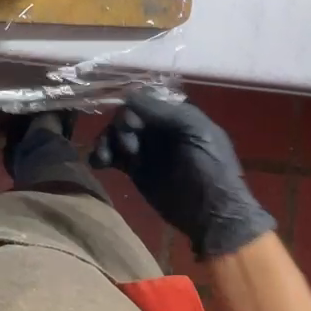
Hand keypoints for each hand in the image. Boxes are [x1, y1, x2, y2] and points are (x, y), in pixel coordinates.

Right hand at [89, 91, 275, 259]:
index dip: (132, 108)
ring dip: (106, 141)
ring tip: (105, 158)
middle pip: (126, 116)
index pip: (144, 99)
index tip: (130, 124)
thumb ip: (164, 112)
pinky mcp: (135, 170)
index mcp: (176, 114)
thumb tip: (127, 96)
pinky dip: (102, 156)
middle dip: (119, 128)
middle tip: (129, 148)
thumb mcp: (195, 132)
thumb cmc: (211, 169)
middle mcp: (158, 128)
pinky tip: (98, 164)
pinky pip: (113, 156)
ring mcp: (146, 149)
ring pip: (116, 135)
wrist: (213, 215)